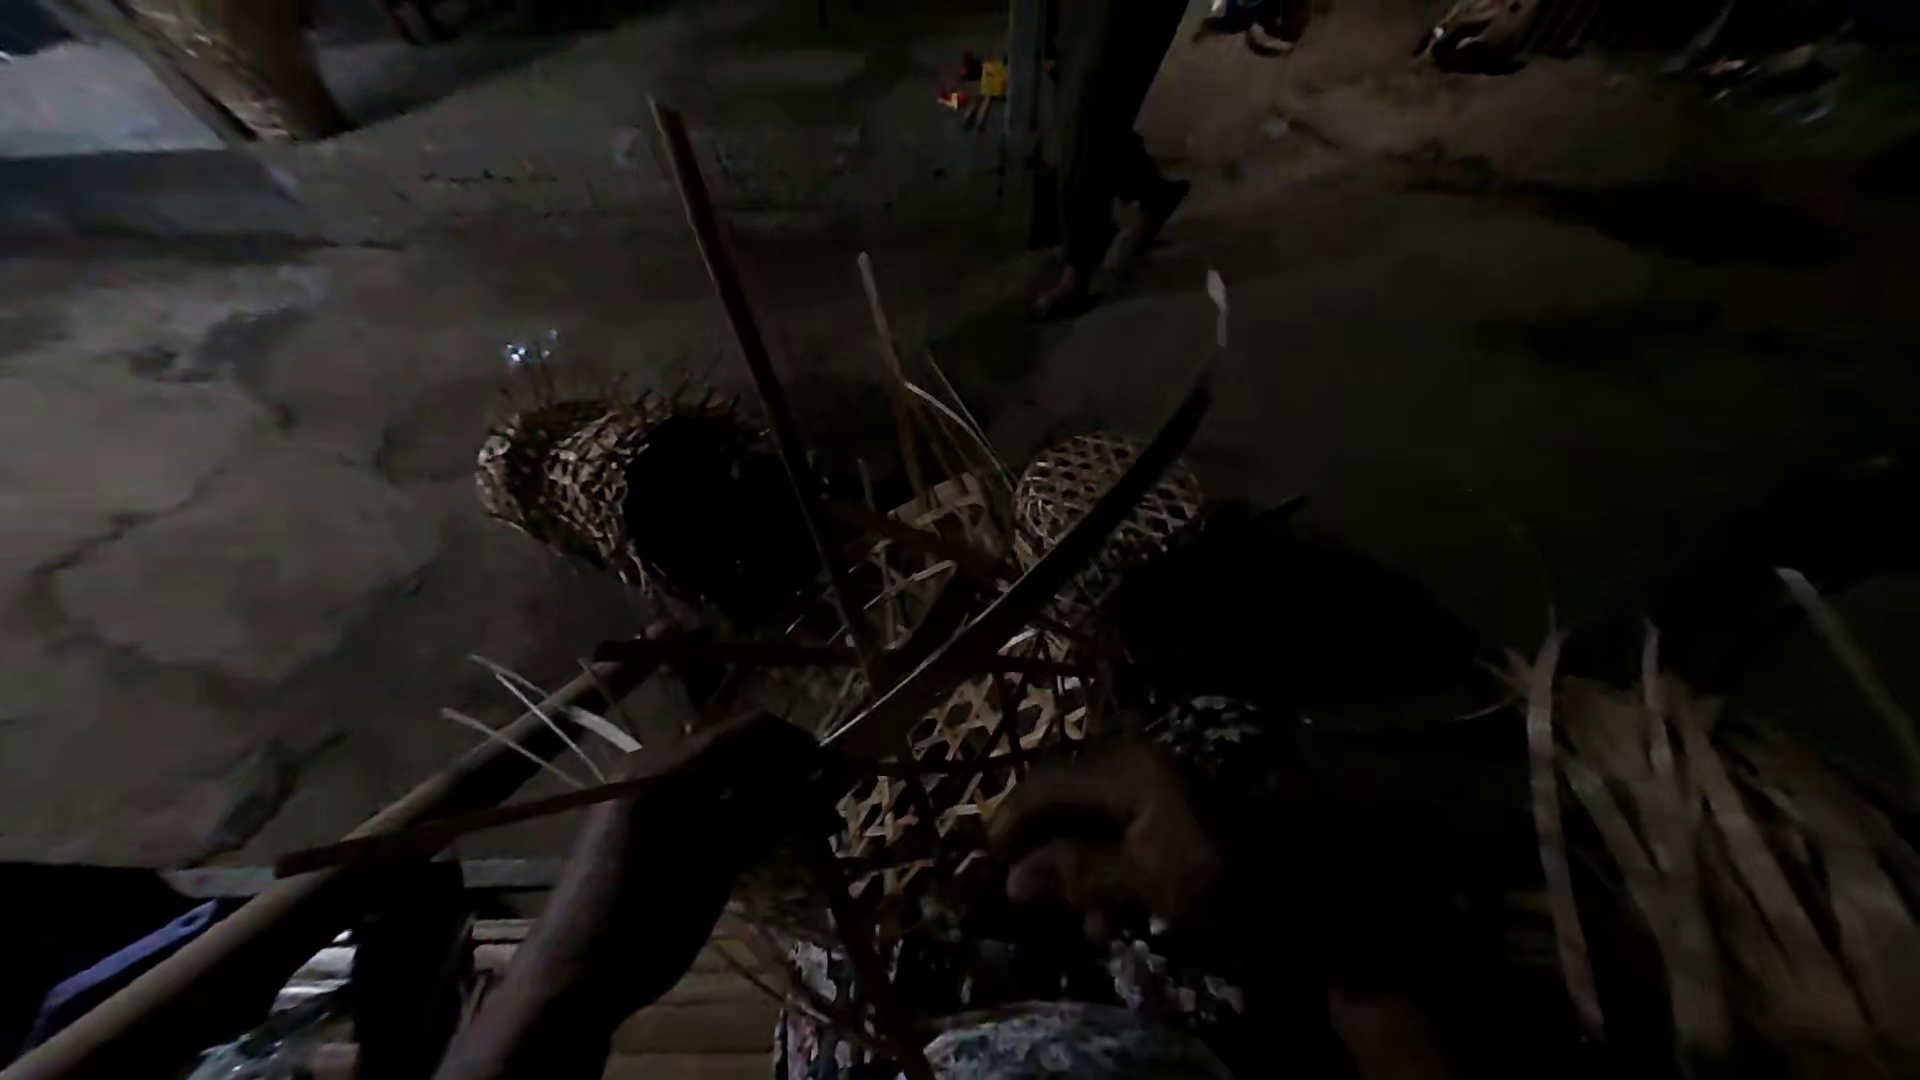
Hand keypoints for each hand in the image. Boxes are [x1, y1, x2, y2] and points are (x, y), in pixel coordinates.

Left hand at [434, 714, 826, 1079]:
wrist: (566, 988)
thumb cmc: (644, 923)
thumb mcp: (716, 866)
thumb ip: (770, 811)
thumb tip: (824, 773)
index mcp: (663, 768)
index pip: (748, 730)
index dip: (796, 745)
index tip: (831, 775)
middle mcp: (654, 764)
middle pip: (739, 747)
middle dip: (786, 772)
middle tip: (822, 809)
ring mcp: (647, 788)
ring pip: (727, 771)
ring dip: (767, 792)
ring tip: (803, 825)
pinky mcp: (648, 814)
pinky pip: (706, 793)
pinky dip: (740, 808)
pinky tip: (764, 834)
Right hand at [990, 741, 1220, 940]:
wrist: (1306, 886)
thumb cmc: (1222, 879)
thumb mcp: (1146, 882)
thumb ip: (1076, 874)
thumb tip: (1011, 880)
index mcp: (1125, 770)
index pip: (1046, 785)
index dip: (1012, 820)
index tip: (989, 860)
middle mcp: (1129, 761)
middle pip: (1061, 796)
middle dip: (1041, 845)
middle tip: (1024, 888)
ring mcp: (1146, 778)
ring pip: (1084, 813)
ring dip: (1071, 860)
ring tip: (1075, 913)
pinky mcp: (1159, 799)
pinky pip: (1111, 822)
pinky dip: (1100, 860)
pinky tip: (1106, 909)